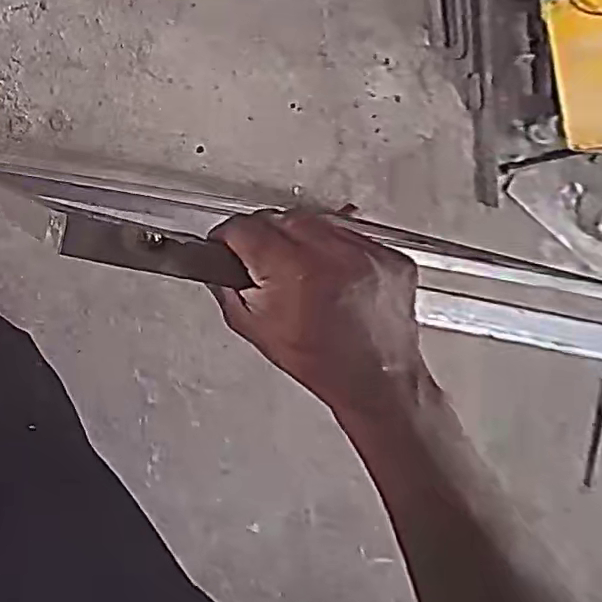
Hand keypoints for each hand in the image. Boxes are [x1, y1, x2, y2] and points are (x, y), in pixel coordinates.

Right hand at [211, 210, 424, 416]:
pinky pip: (348, 231)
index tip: (224, 243)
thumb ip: (225, 288)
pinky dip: (333, 245)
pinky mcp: (387, 256)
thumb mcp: (252, 327)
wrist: (376, 383)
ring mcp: (363, 252)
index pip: (243, 227)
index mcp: (291, 268)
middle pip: (276, 217)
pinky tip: (328, 269)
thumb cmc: (320, 362)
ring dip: (296, 236)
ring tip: (296, 266)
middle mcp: (330, 253)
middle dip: (260, 235)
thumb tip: (214, 263)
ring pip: (311, 218)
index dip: (226, 236)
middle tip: (259, 260)